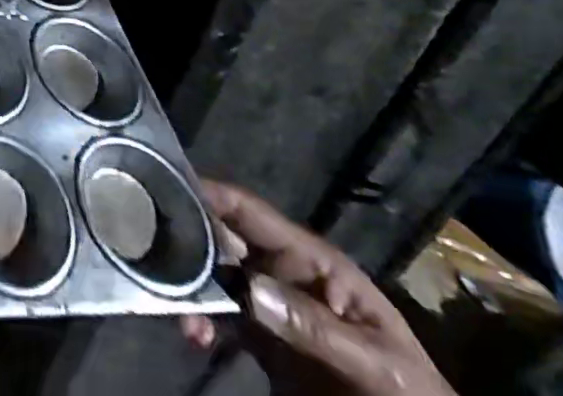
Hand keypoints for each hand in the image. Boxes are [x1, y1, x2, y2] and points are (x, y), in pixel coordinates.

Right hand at [180, 181, 454, 395]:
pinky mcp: (262, 338)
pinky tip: (193, 336)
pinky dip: (199, 322)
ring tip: (182, 318)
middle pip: (221, 241)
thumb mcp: (373, 362)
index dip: (208, 194)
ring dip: (190, 292)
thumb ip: (314, 326)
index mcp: (311, 261)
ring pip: (213, 280)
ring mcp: (270, 305)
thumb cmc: (406, 391)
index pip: (249, 213)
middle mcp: (281, 272)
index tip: (165, 186)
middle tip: (157, 258)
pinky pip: (218, 317)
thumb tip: (249, 289)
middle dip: (188, 248)